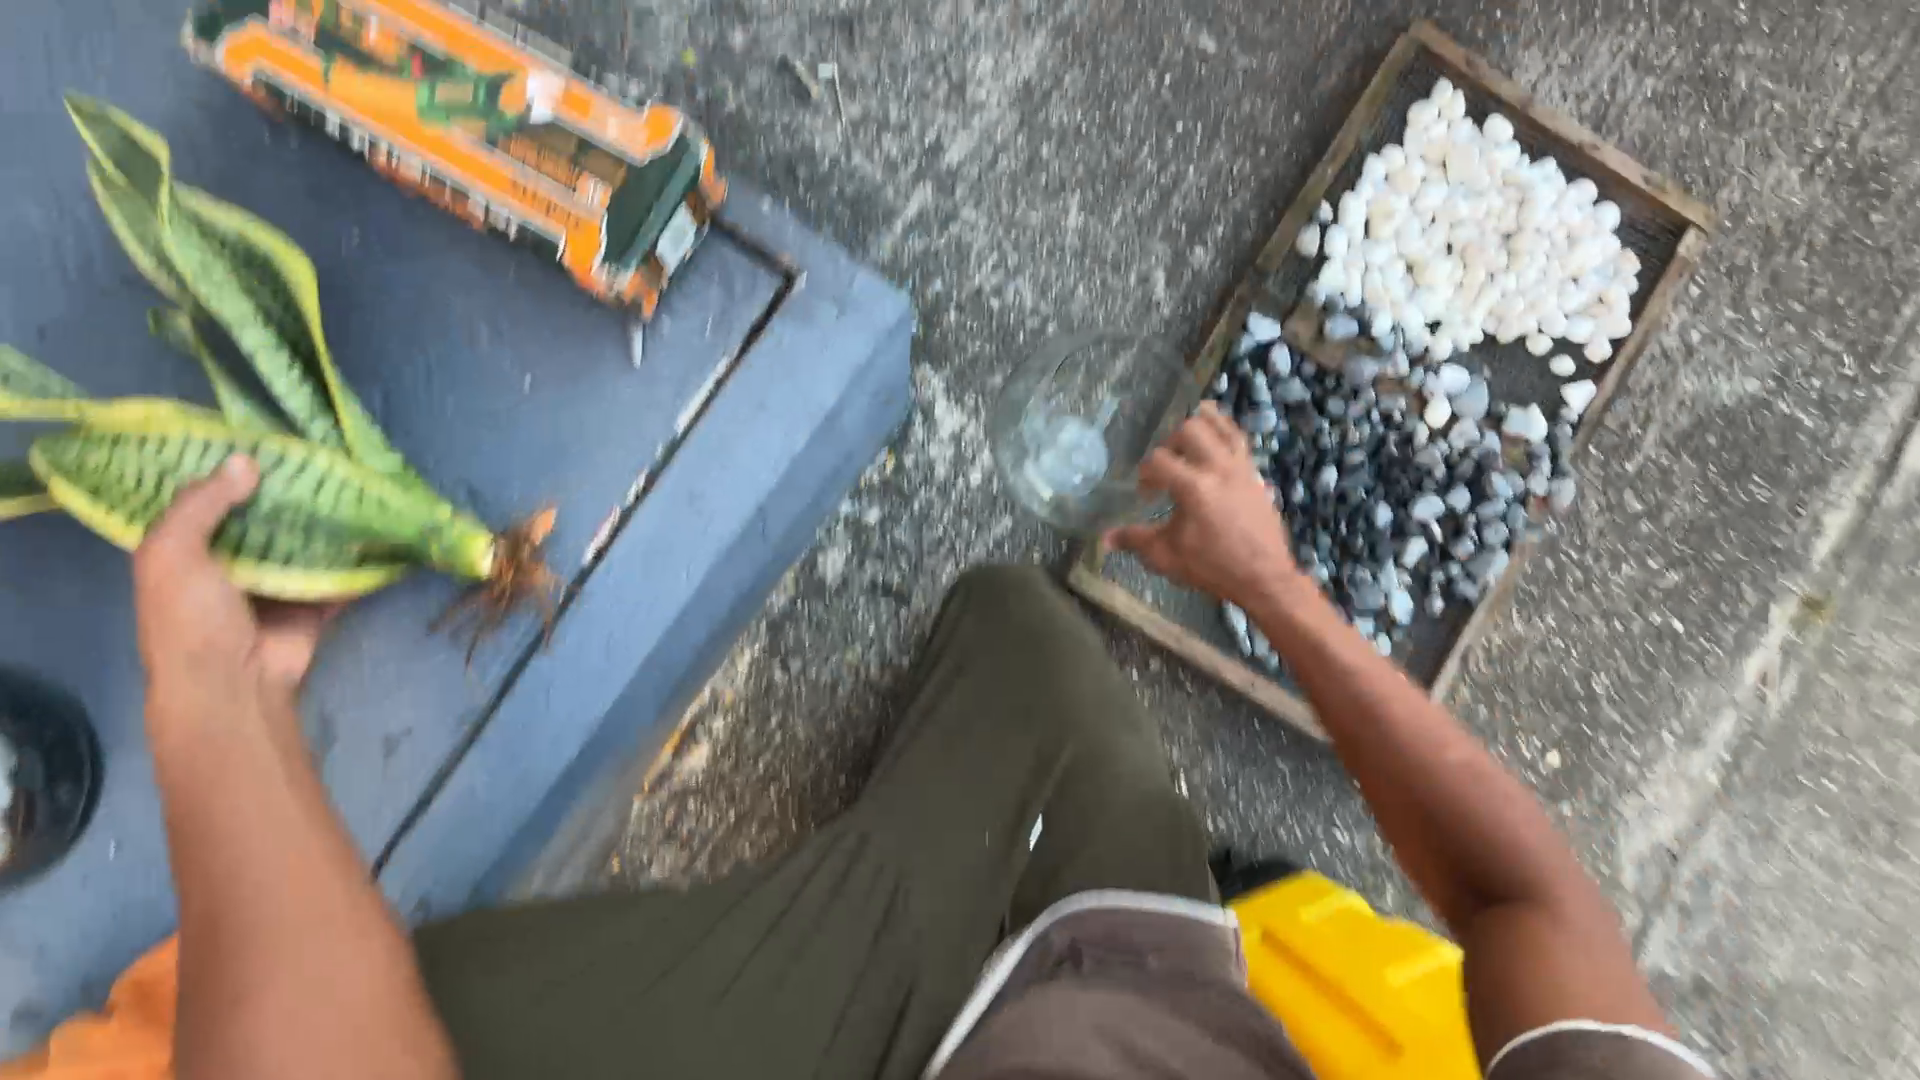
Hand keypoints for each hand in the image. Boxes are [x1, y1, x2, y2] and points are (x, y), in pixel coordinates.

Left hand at [133, 456, 340, 723]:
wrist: (234, 680)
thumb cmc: (191, 618)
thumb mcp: (173, 555)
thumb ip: (202, 506)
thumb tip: (246, 460)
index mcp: (189, 550)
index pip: (210, 503)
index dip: (231, 474)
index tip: (266, 442)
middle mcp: (234, 563)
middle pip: (266, 521)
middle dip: (292, 495)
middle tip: (326, 459)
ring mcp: (279, 585)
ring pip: (308, 545)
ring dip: (331, 525)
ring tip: (361, 487)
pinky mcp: (316, 603)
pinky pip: (342, 576)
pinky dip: (362, 561)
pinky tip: (384, 533)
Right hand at [1105, 403, 1305, 606]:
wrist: (1263, 577)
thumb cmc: (1212, 567)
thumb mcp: (1166, 557)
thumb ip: (1135, 540)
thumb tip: (1105, 539)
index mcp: (1194, 488)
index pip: (1159, 461)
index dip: (1145, 473)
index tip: (1146, 493)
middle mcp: (1218, 469)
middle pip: (1189, 429)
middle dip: (1170, 443)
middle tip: (1166, 466)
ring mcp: (1241, 468)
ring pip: (1219, 426)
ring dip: (1198, 427)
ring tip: (1186, 442)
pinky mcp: (1254, 473)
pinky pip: (1239, 439)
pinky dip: (1223, 432)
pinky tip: (1213, 441)